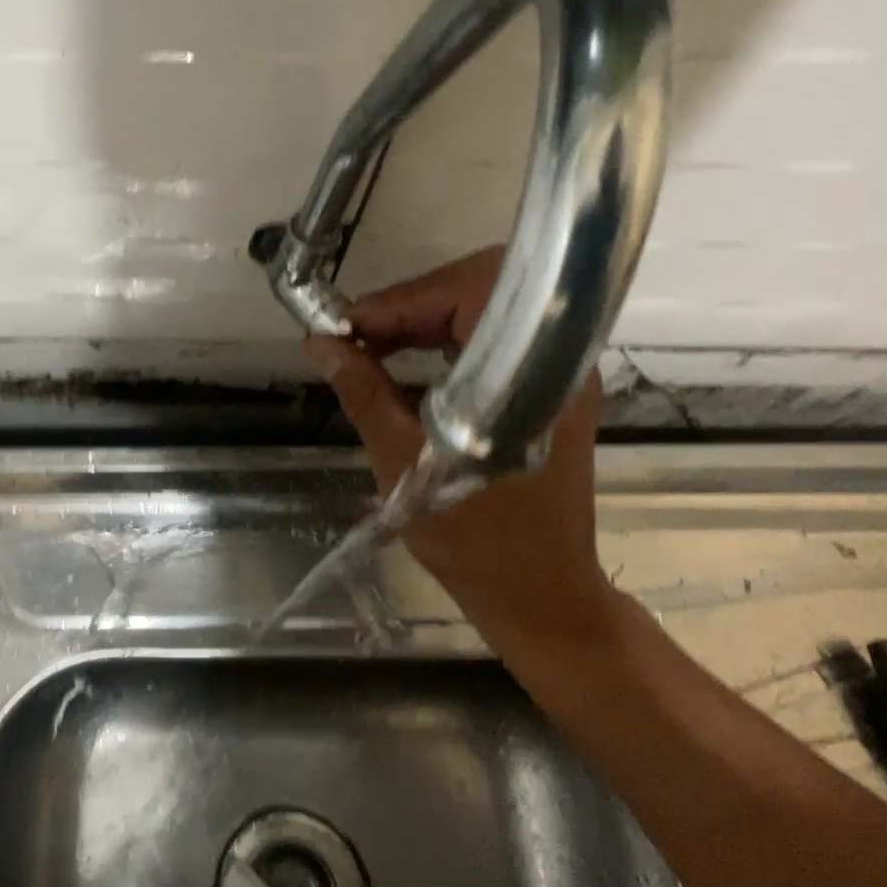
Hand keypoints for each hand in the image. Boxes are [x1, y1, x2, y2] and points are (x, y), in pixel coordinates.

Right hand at [305, 248, 612, 636]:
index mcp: (533, 373)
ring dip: (427, 321)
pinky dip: (449, 342)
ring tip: (373, 348)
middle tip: (358, 337)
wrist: (540, 595)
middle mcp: (562, 361)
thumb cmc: (474, 539)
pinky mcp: (555, 392)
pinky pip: (498, 341)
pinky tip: (409, 363)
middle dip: (412, 305)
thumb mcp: (403, 463)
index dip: (398, 302)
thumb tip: (321, 344)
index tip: (346, 327)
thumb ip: (364, 393)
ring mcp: (564, 375)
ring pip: (489, 312)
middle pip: (482, 290)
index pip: (465, 294)